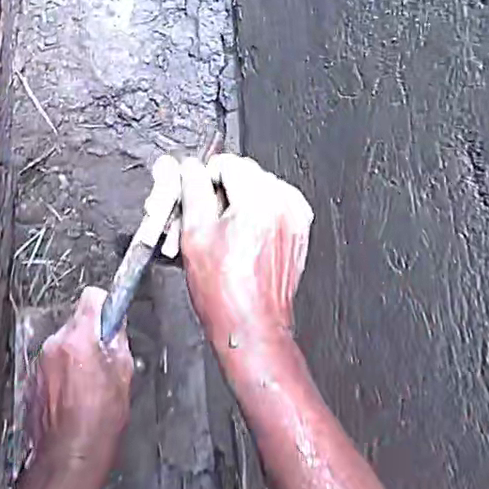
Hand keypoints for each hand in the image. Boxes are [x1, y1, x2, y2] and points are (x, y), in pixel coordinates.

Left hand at [24, 286, 132, 488]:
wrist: (69, 459)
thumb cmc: (96, 423)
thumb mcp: (123, 371)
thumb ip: (117, 339)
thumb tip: (115, 324)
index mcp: (79, 338)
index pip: (92, 297)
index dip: (105, 304)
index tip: (111, 313)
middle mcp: (54, 346)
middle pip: (76, 322)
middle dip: (90, 334)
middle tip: (103, 357)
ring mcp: (39, 366)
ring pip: (63, 344)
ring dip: (75, 354)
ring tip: (88, 381)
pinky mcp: (31, 383)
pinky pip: (51, 365)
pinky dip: (62, 373)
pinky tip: (74, 394)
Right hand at [178, 154, 313, 346]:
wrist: (252, 326)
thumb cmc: (225, 294)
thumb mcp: (195, 236)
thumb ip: (192, 191)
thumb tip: (189, 168)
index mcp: (258, 202)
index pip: (229, 162)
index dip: (206, 176)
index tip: (196, 192)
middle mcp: (282, 204)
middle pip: (245, 171)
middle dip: (221, 188)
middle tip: (203, 216)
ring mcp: (294, 215)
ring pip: (260, 185)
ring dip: (240, 198)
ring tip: (223, 229)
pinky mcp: (299, 227)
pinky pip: (276, 201)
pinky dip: (260, 209)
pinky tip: (244, 232)